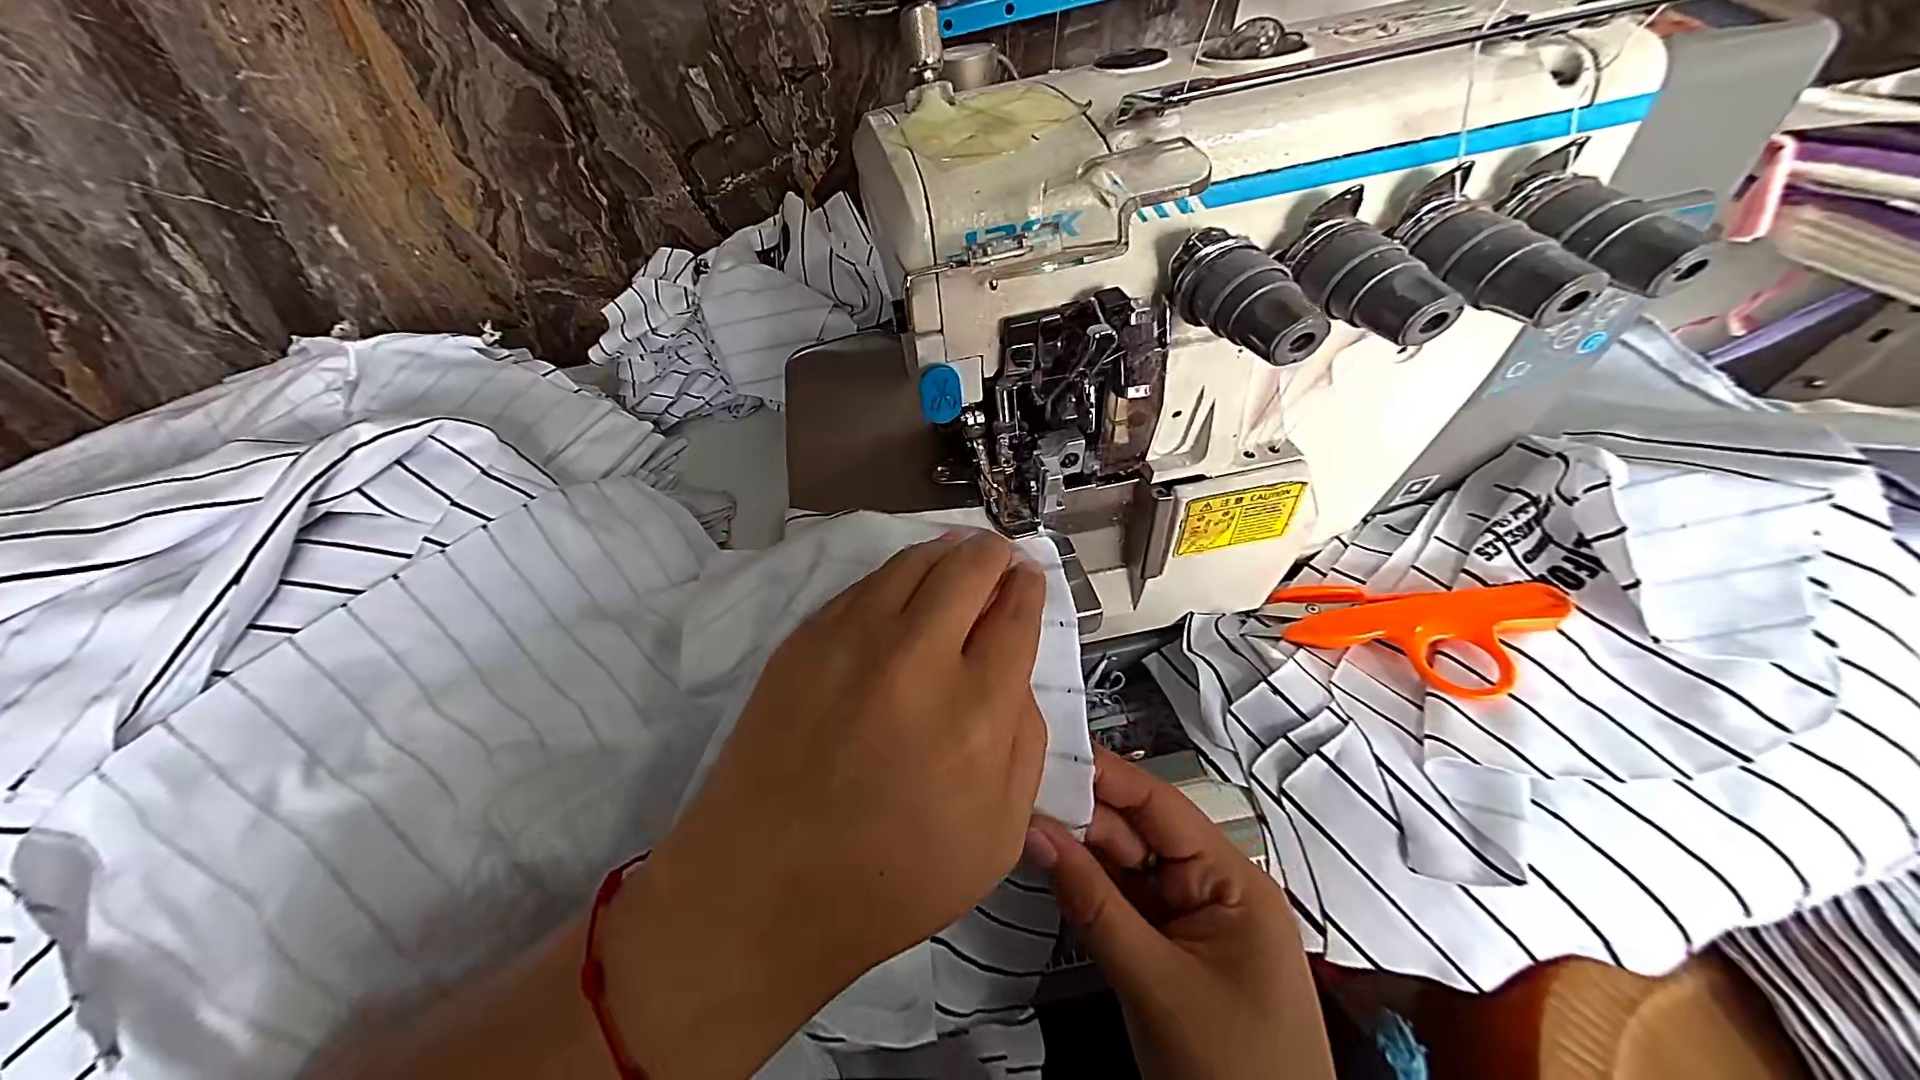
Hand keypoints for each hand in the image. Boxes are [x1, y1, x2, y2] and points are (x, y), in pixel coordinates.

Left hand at [607, 532, 1050, 1078]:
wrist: (763, 889)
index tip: (1028, 578)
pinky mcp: (803, 641)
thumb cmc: (892, 878)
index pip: (1015, 614)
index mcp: (974, 709)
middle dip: (994, 554)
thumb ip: (1024, 742)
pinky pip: (863, 585)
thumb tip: (1014, 676)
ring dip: (946, 552)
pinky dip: (896, 577)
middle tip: (999, 559)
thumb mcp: (999, 834)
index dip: (1028, 587)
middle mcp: (915, 657)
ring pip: (912, 561)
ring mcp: (850, 641)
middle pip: (968, 567)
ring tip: (956, 560)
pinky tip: (901, 591)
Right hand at [1026, 749, 1333, 1079]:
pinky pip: (1123, 899)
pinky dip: (1087, 885)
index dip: (1106, 775)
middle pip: (1138, 830)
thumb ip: (1092, 904)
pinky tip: (1054, 868)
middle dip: (1083, 813)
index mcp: (1234, 881)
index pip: (1161, 805)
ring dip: (1080, 849)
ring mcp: (1190, 917)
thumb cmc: (1239, 1075)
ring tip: (1029, 827)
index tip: (1054, 754)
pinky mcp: (1169, 944)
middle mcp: (1213, 888)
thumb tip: (1040, 836)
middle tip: (1025, 797)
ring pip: (1125, 864)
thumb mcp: (1157, 984)